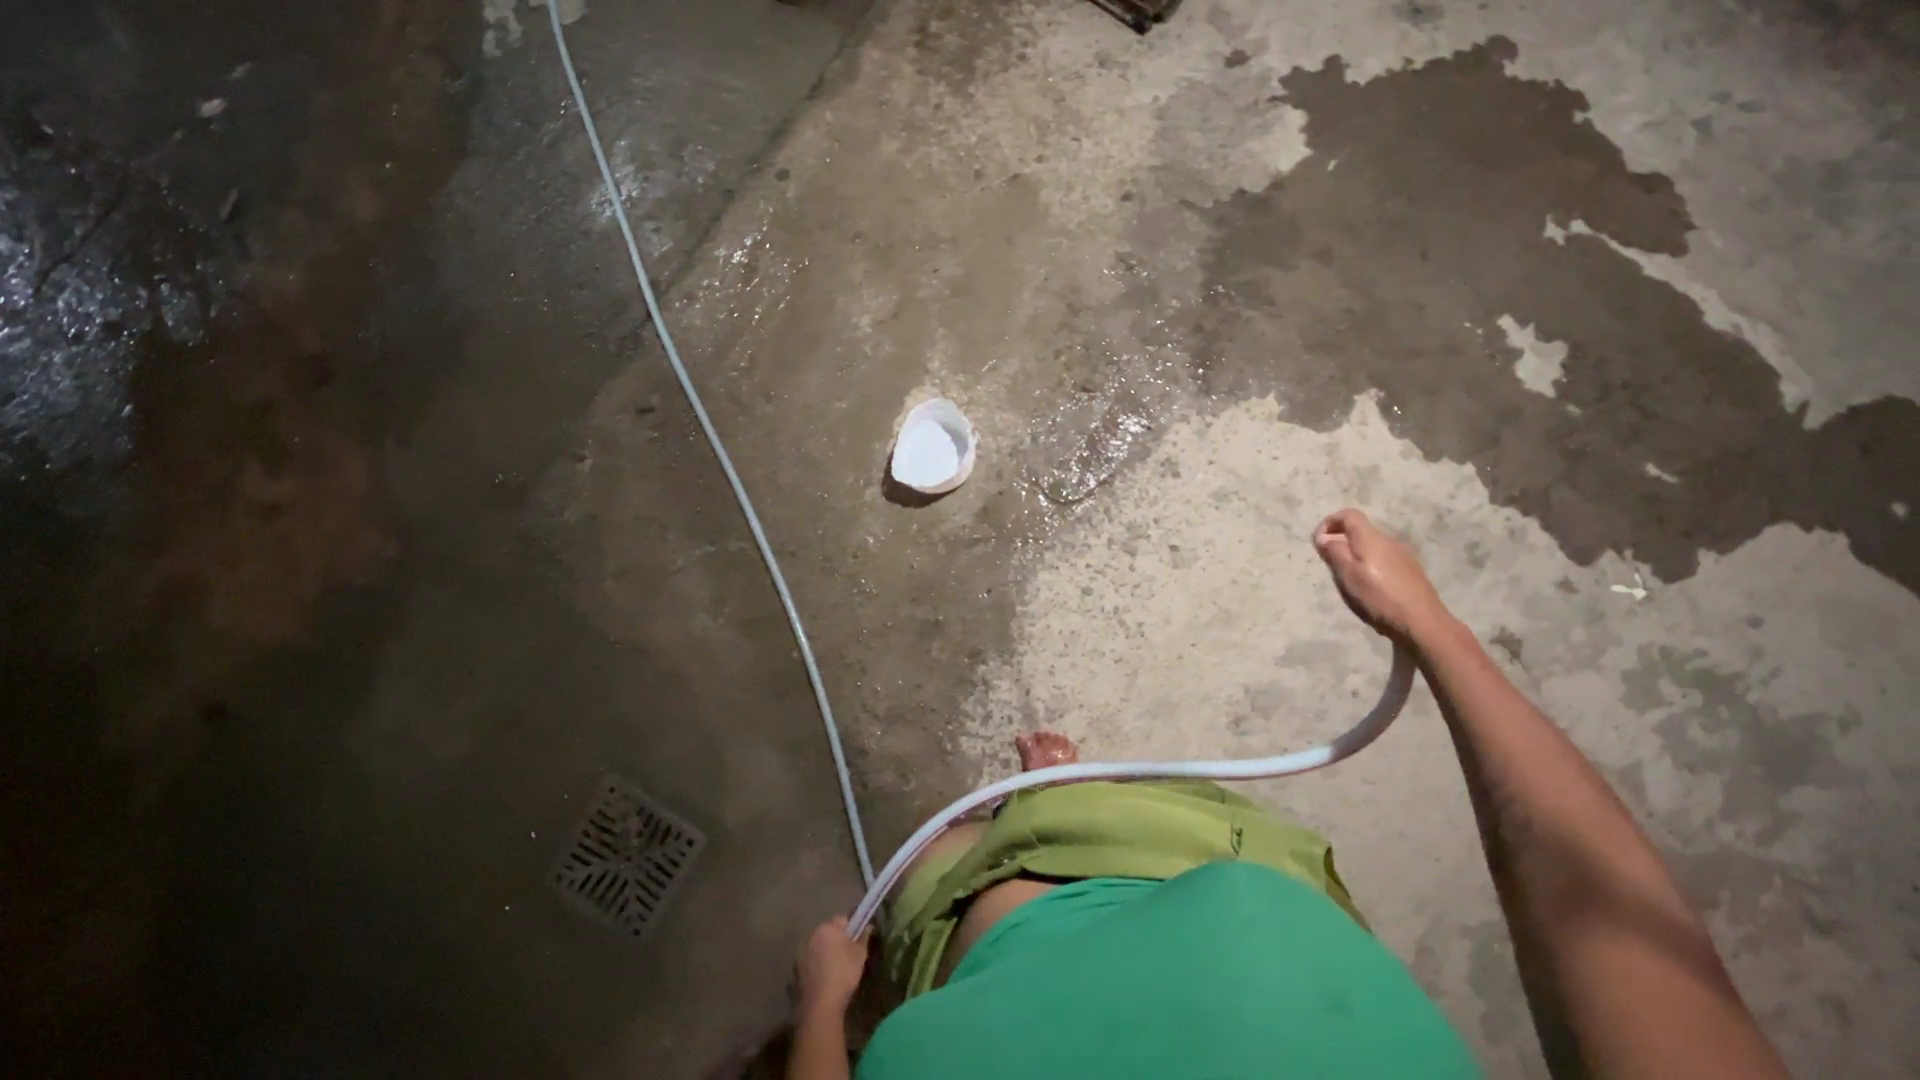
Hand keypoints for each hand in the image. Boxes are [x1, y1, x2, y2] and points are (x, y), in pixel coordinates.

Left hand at [796, 916, 869, 1017]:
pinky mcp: (795, 968)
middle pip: (828, 932)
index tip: (857, 940)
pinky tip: (824, 977)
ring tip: (835, 968)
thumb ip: (864, 937)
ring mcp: (801, 951)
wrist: (821, 1003)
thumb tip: (868, 926)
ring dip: (825, 951)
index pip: (843, 919)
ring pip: (818, 946)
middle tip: (848, 954)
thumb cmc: (844, 973)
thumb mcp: (860, 955)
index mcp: (827, 928)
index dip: (852, 928)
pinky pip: (810, 960)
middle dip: (837, 939)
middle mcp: (811, 935)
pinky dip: (816, 964)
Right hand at [1312, 509, 1452, 642]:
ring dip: (1355, 552)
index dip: (1330, 521)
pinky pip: (1383, 557)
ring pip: (1372, 545)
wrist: (1422, 620)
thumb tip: (1323, 536)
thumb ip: (1335, 553)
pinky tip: (1371, 584)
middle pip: (1360, 529)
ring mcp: (1402, 554)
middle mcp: (1389, 540)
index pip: (1349, 515)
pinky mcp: (1410, 569)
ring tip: (1348, 576)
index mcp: (1371, 539)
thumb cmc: (1380, 597)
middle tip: (1329, 562)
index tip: (1318, 541)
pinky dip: (1370, 562)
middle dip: (1340, 539)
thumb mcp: (1350, 576)